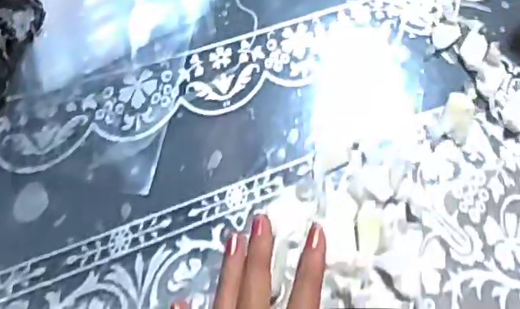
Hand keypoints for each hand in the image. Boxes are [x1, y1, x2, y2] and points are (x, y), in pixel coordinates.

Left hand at [174, 214, 324, 308]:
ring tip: (232, 238)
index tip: (315, 230)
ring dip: (229, 270)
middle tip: (261, 218)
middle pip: (257, 288)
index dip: (311, 265)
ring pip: (225, 299)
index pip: (304, 298)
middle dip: (260, 252)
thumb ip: (312, 307)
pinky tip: (179, 300)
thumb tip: (339, 301)